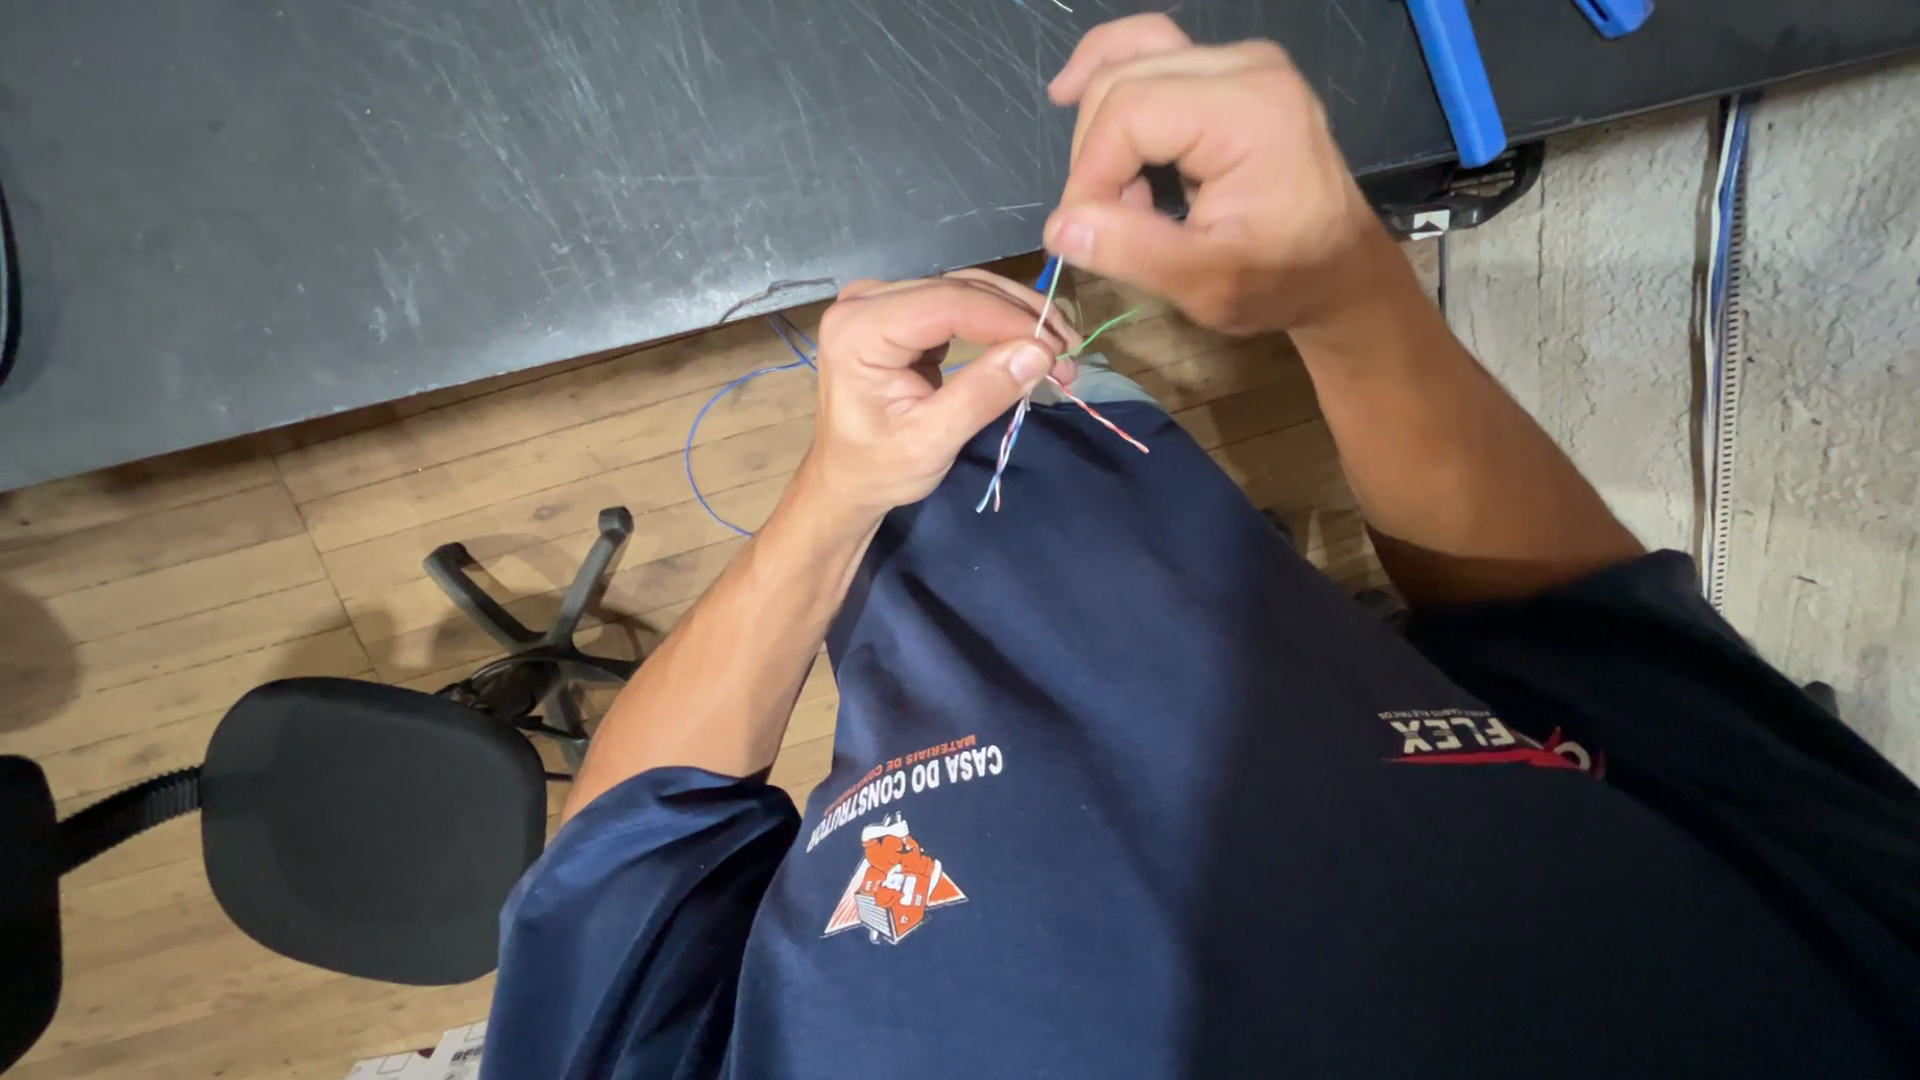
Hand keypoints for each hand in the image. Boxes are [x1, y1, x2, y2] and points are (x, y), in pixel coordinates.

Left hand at [797, 270, 1080, 516]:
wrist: (847, 479)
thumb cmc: (879, 469)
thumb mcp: (931, 442)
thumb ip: (981, 394)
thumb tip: (1040, 353)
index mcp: (859, 329)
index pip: (947, 303)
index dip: (1008, 320)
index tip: (1057, 350)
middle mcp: (866, 301)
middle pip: (960, 287)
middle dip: (1021, 317)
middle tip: (1071, 351)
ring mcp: (882, 302)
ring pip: (966, 289)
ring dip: (1018, 316)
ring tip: (1060, 350)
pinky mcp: (901, 311)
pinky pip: (960, 303)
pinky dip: (999, 322)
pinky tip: (1030, 344)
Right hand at [1044, 15, 1393, 334]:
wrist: (1335, 268)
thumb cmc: (1279, 280)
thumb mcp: (1206, 283)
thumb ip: (1134, 251)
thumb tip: (1059, 227)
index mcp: (1247, 111)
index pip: (1128, 113)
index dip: (1089, 176)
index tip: (1086, 237)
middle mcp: (1243, 66)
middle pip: (1121, 81)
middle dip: (1093, 158)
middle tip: (1109, 225)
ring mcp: (1236, 61)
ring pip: (1127, 59)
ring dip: (1097, 129)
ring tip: (1110, 191)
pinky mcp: (1225, 72)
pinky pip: (1149, 54)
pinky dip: (1107, 79)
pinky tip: (1072, 95)